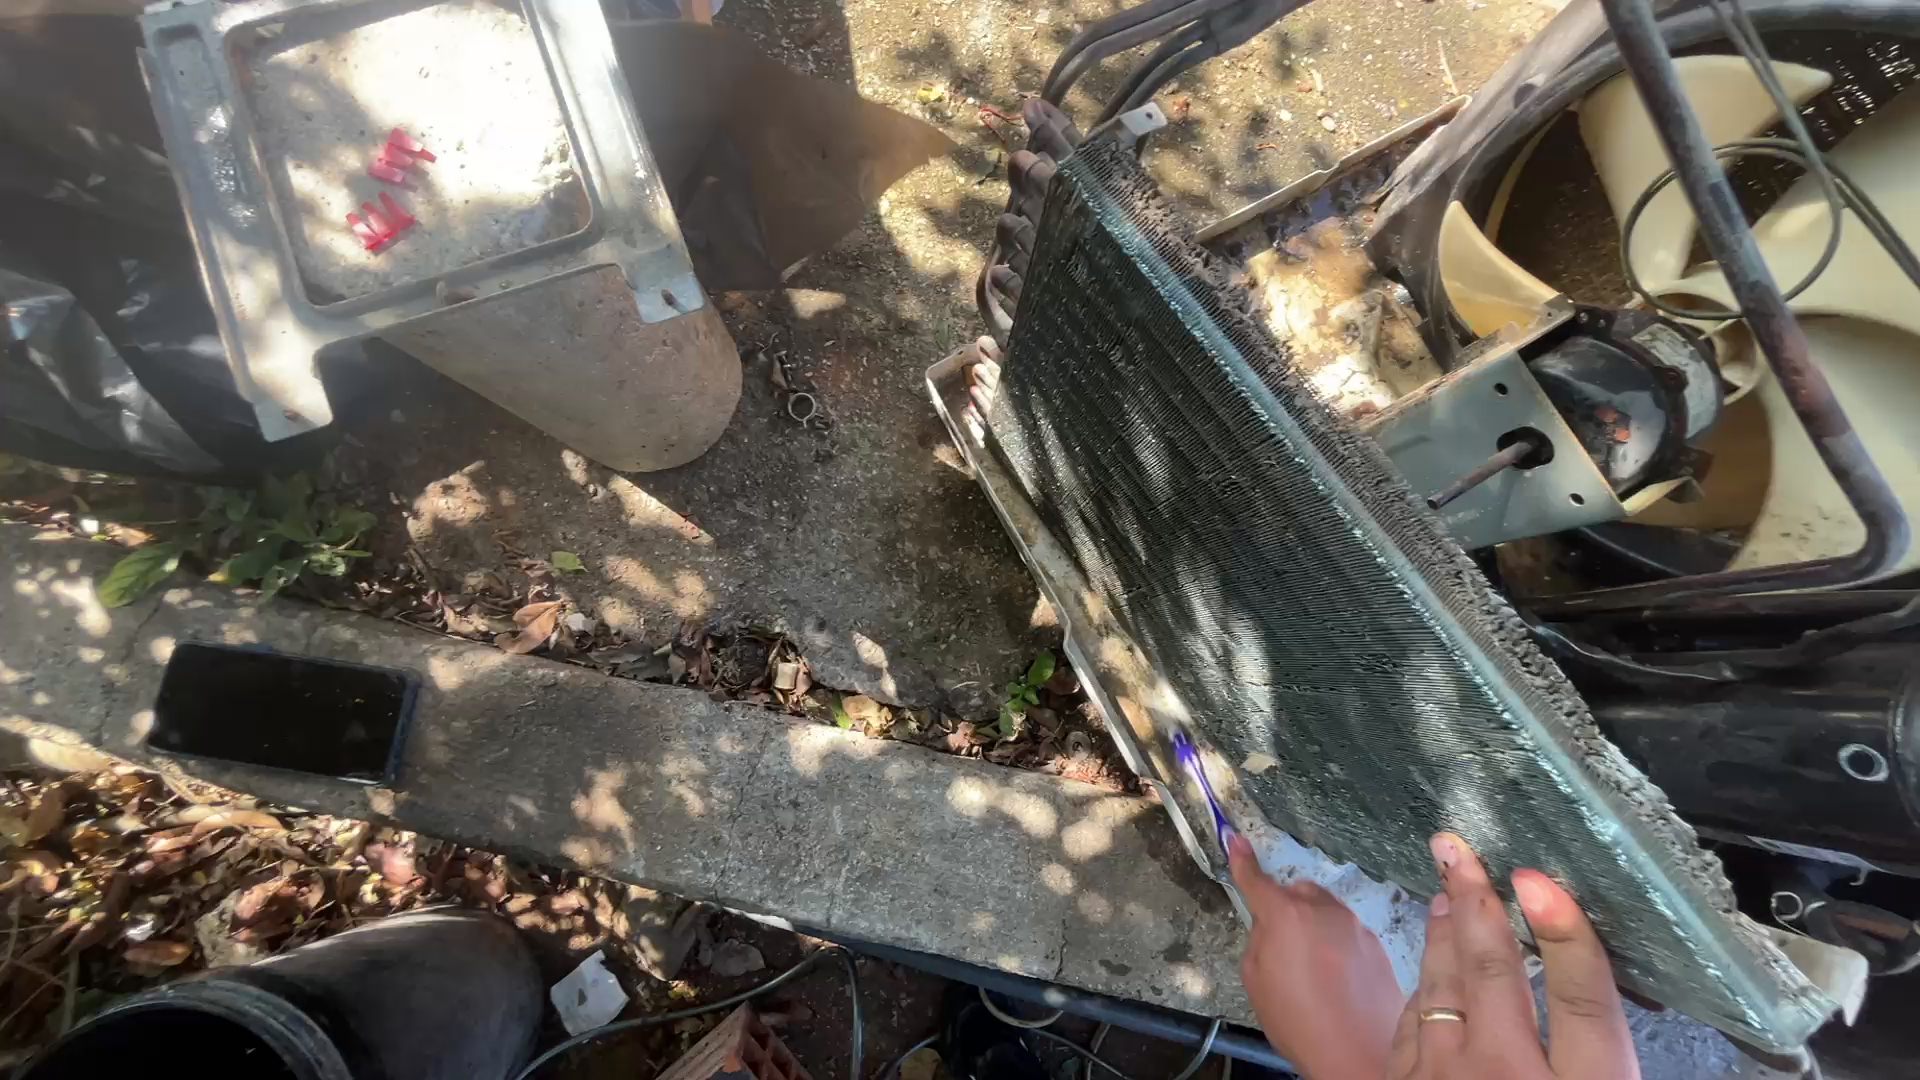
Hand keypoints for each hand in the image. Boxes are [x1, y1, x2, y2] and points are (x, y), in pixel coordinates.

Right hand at [1229, 832, 1402, 1078]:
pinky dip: (1337, 943)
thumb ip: (1258, 938)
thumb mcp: (1256, 980)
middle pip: (1296, 892)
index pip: (1255, 879)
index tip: (1234, 838)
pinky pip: (1347, 931)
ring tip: (1315, 968)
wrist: (1363, 1062)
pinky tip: (1338, 979)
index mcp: (1284, 915)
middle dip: (1286, 908)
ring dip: (1314, 924)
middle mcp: (1321, 909)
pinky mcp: (1378, 945)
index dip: (1241, 859)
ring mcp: (1354, 925)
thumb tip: (1268, 922)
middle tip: (1283, 945)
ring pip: (1324, 909)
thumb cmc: (1298, 1023)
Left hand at [1389, 832, 1639, 1079]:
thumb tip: (1592, 1002)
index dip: (1566, 940)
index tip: (1537, 881)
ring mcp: (1443, 1074)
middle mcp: (1504, 1075)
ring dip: (1444, 933)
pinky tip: (1432, 954)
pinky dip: (1427, 980)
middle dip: (1476, 904)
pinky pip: (1415, 1016)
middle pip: (1494, 975)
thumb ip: (1598, 1062)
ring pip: (1443, 986)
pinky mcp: (1401, 1078)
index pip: (1584, 1006)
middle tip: (1454, 847)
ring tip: (1448, 886)